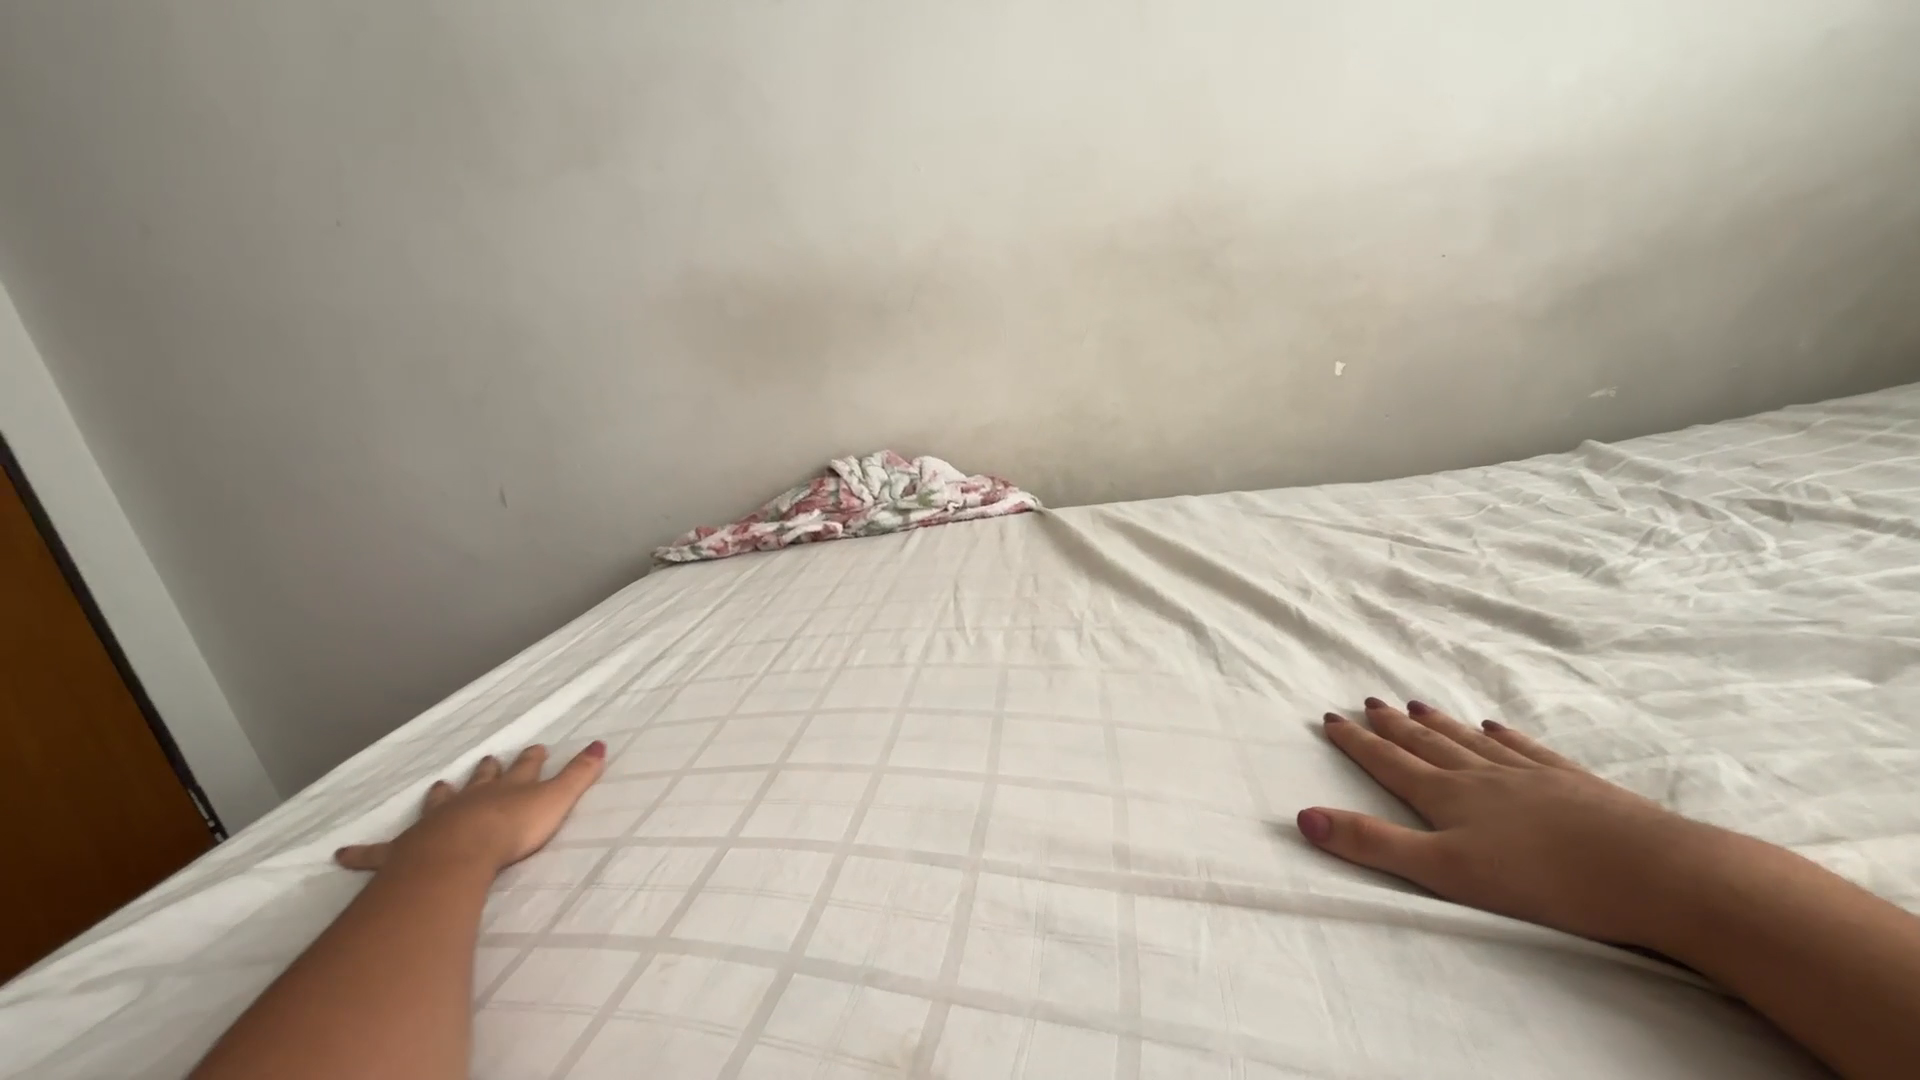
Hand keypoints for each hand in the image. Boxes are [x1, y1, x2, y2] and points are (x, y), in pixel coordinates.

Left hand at [335, 741, 607, 876]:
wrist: (460, 854)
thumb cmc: (512, 830)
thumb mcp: (556, 800)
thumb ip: (579, 775)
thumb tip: (602, 744)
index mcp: (508, 790)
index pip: (524, 768)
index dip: (531, 759)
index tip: (536, 747)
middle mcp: (472, 799)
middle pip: (481, 780)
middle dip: (488, 770)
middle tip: (488, 759)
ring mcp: (438, 821)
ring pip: (440, 803)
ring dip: (442, 794)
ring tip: (439, 785)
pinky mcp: (407, 849)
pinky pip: (380, 851)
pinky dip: (362, 852)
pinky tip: (342, 854)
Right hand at [1298, 699, 1747, 949]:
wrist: (1658, 873)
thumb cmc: (1543, 880)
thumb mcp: (1445, 871)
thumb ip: (1373, 844)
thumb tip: (1304, 817)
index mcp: (1448, 797)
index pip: (1389, 762)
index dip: (1357, 742)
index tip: (1331, 717)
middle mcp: (1483, 777)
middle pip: (1427, 744)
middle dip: (1393, 726)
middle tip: (1369, 702)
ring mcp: (1532, 776)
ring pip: (1472, 742)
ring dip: (1441, 724)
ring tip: (1417, 705)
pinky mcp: (1576, 785)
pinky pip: (1527, 750)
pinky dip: (1505, 737)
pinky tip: (1497, 726)